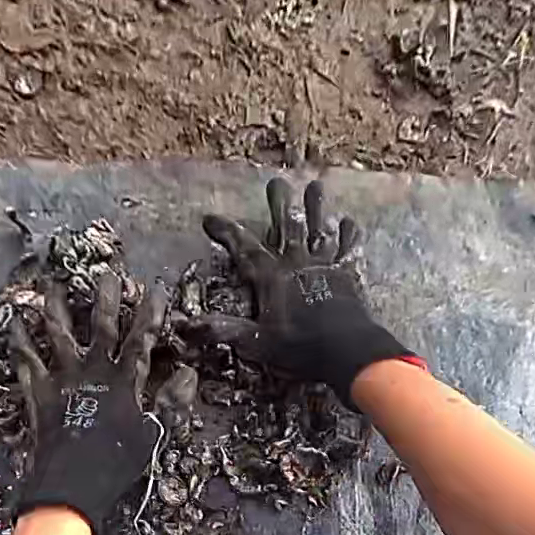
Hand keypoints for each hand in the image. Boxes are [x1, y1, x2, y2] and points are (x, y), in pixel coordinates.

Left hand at [9, 273, 165, 534]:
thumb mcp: (152, 434)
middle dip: (105, 299)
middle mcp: (93, 372)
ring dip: (56, 308)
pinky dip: (19, 341)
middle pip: (101, 328)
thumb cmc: (116, 463)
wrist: (73, 483)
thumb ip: (171, 402)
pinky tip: (13, 321)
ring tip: (52, 286)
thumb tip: (189, 373)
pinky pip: (27, 360)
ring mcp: (64, 379)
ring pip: (59, 334)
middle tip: (106, 273)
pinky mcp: (39, 392)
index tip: (156, 288)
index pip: (141, 340)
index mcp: (124, 381)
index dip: (151, 313)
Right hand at [187, 178, 411, 407]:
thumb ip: (223, 331)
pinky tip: (348, 223)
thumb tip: (185, 327)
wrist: (347, 351)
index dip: (226, 233)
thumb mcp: (255, 343)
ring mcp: (324, 267)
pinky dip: (348, 236)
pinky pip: (348, 250)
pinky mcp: (347, 276)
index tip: (209, 219)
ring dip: (317, 209)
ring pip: (319, 231)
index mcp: (272, 278)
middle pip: (288, 227)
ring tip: (314, 186)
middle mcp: (297, 264)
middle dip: (280, 205)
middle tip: (276, 183)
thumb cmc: (298, 347)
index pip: (244, 249)